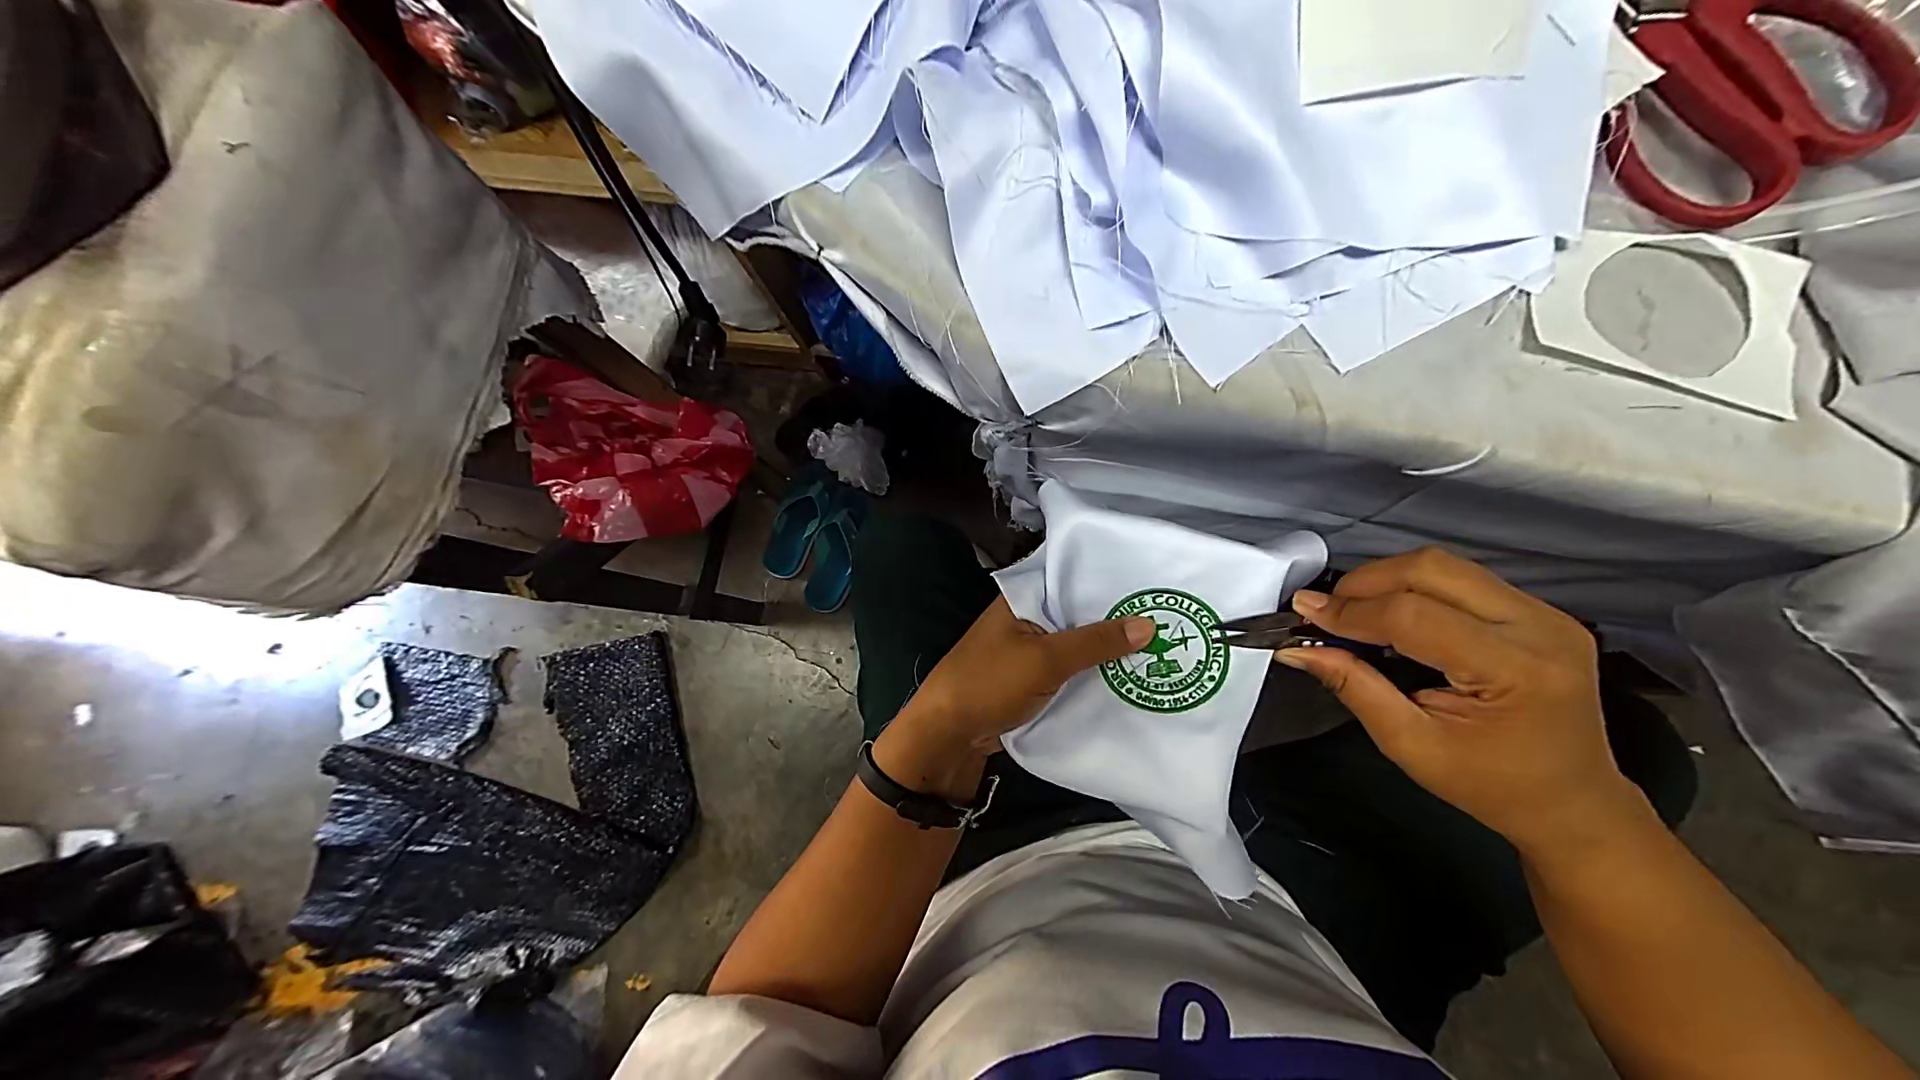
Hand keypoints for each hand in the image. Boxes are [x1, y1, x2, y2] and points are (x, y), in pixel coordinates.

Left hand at [872, 598, 1153, 800]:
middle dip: (1114, 616)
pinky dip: (1093, 670)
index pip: (1070, 576)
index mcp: (1022, 598)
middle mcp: (1027, 617)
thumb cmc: (990, 683)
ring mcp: (1030, 649)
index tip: (1151, 581)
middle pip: (1077, 611)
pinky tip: (1129, 673)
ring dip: (1106, 647)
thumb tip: (1149, 624)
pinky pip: (1070, 667)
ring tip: (1162, 640)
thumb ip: (1095, 642)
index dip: (1107, 579)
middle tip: (1169, 614)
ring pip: (1076, 642)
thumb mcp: (1046, 659)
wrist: (950, 734)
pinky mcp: (1034, 677)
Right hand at [1276, 548, 1651, 854]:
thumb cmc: (1491, 785)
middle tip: (1327, 610)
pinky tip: (1391, 613)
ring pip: (1445, 566)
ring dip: (1387, 580)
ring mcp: (1546, 614)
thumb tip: (1297, 649)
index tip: (1304, 612)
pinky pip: (1461, 578)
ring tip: (1353, 610)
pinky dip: (1413, 587)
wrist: (1572, 803)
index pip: (1415, 616)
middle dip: (1366, 583)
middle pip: (1432, 570)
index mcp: (1516, 670)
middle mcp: (1540, 629)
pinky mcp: (1539, 611)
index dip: (1352, 611)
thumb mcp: (1410, 744)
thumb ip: (1354, 686)